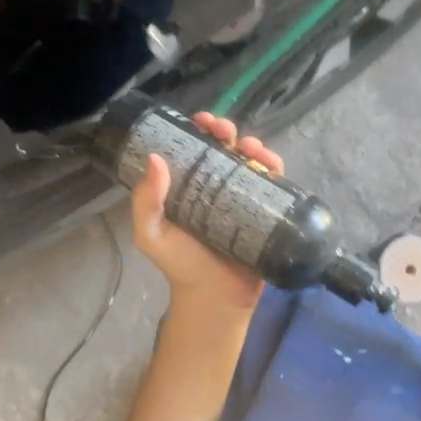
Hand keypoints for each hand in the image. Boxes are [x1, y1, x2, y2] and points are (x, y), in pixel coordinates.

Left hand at [131, 112, 282, 311]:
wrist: (215, 298)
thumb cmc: (181, 265)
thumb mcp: (151, 234)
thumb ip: (146, 201)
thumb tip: (155, 159)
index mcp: (189, 188)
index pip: (194, 150)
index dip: (198, 131)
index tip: (201, 121)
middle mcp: (216, 188)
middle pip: (225, 149)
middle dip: (226, 132)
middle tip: (225, 130)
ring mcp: (244, 199)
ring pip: (251, 161)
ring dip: (253, 145)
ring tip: (249, 146)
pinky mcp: (267, 212)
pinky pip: (274, 184)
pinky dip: (274, 167)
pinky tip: (269, 163)